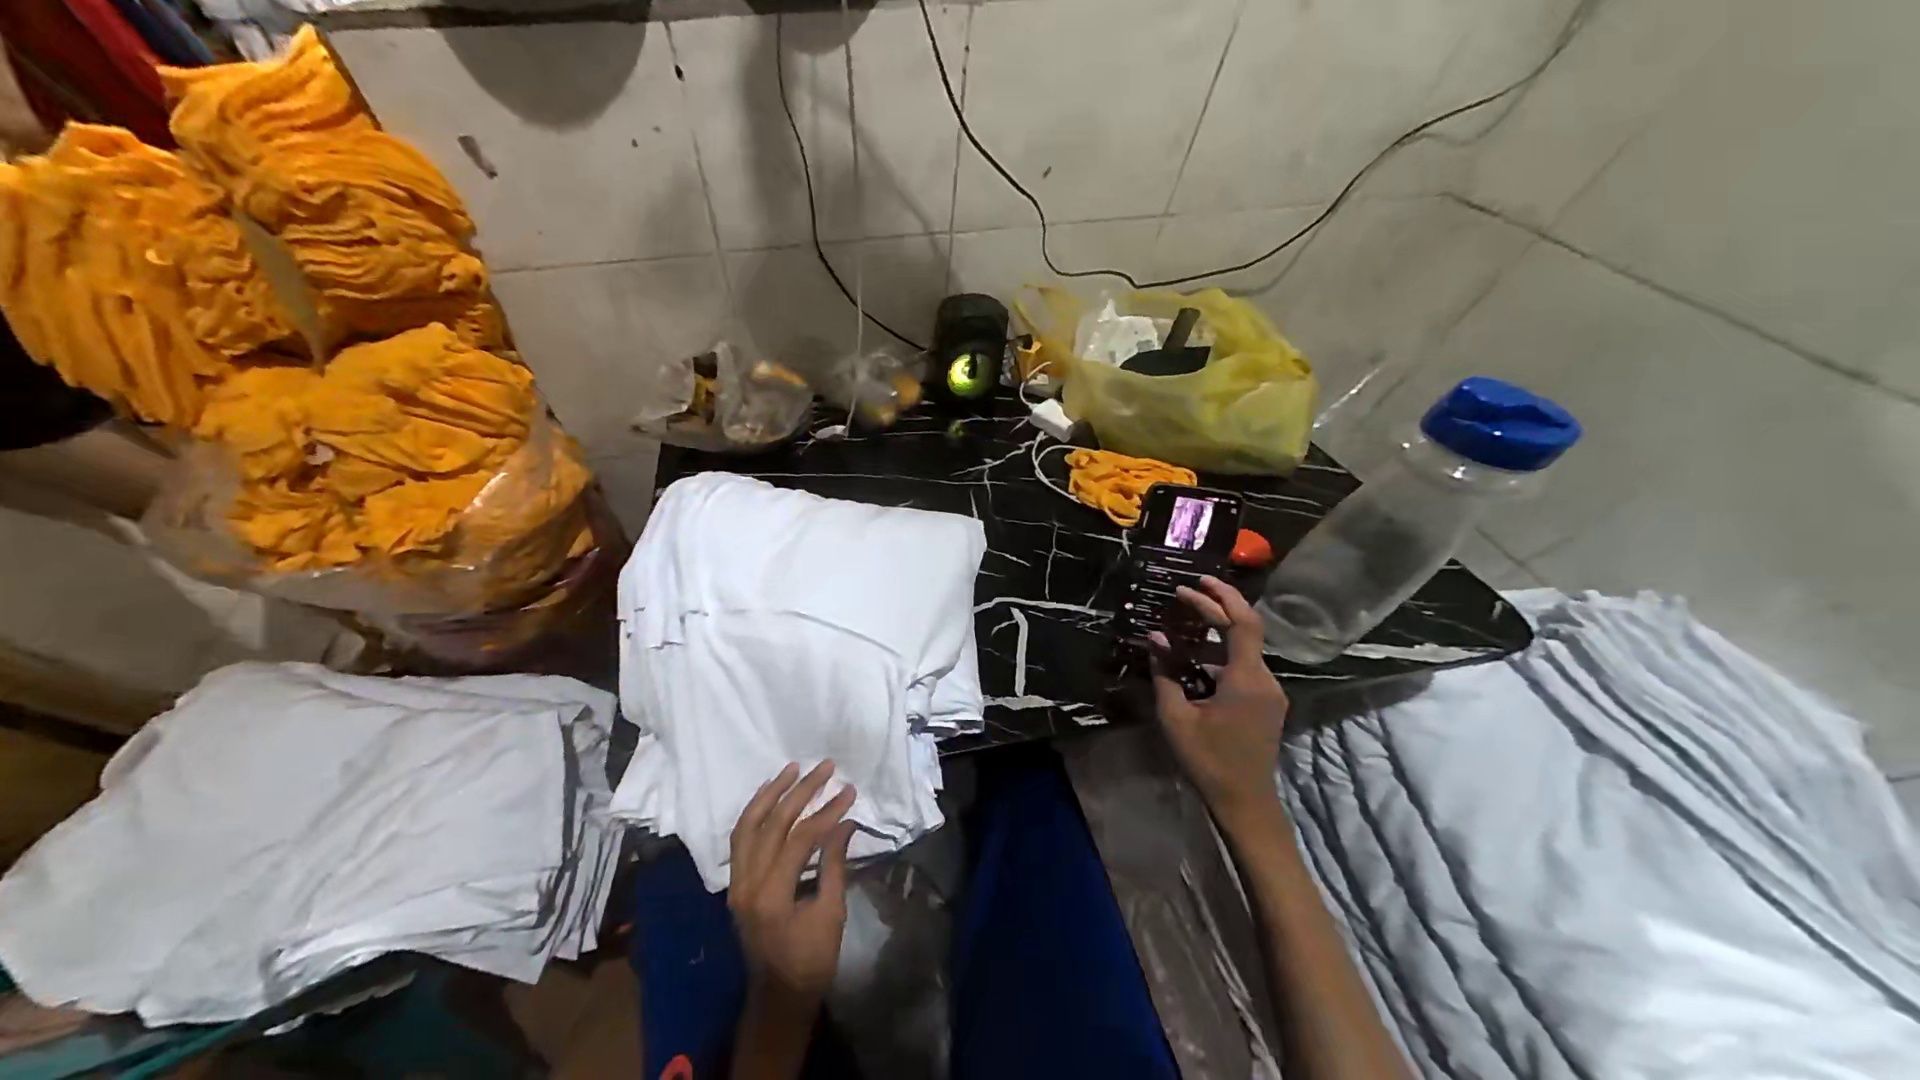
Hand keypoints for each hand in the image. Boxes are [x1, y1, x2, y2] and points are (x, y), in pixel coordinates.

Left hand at [728, 761, 858, 1002]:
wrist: (778, 997)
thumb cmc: (811, 960)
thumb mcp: (831, 914)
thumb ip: (835, 864)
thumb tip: (846, 822)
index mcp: (772, 894)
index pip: (801, 838)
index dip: (828, 812)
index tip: (849, 792)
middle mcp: (747, 883)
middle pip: (773, 824)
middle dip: (801, 791)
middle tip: (825, 768)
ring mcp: (736, 883)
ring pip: (748, 825)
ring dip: (770, 794)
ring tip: (792, 769)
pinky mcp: (735, 884)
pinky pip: (740, 839)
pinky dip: (754, 813)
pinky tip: (770, 796)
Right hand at [1149, 576, 1289, 823]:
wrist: (1245, 802)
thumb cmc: (1207, 760)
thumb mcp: (1176, 717)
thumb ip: (1165, 673)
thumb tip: (1155, 638)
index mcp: (1246, 679)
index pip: (1242, 623)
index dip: (1220, 598)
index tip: (1193, 584)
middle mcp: (1265, 679)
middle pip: (1244, 630)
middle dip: (1216, 607)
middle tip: (1185, 593)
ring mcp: (1270, 692)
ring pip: (1244, 648)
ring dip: (1217, 631)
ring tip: (1185, 620)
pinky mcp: (1266, 703)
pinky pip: (1245, 666)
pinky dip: (1222, 653)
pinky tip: (1197, 656)